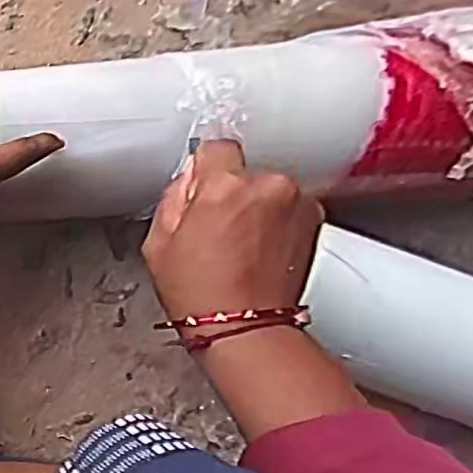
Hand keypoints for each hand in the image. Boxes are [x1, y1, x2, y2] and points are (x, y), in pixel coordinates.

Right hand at [141, 140, 363, 439]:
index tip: (195, 188)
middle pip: (242, 173)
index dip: (201, 169)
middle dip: (225, 194)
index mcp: (224, 187)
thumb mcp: (157, 244)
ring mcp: (297, 200)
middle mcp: (268, 185)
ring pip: (265, 189)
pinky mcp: (315, 217)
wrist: (241, 324)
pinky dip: (272, 222)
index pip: (216, 148)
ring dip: (251, 208)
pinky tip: (253, 251)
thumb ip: (171, 200)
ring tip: (232, 246)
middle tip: (208, 231)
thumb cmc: (198, 291)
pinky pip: (286, 206)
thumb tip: (186, 180)